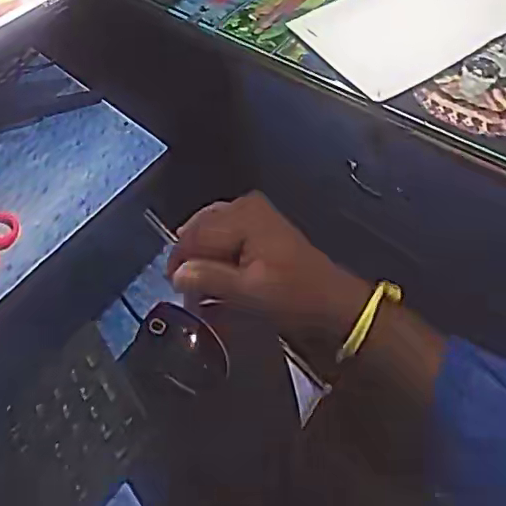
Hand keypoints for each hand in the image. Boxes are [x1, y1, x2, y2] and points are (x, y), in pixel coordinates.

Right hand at [167, 193, 370, 344]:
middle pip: (201, 228)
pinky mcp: (258, 222)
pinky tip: (215, 274)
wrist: (332, 300)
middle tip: (184, 288)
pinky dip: (216, 252)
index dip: (180, 260)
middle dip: (190, 257)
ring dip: (202, 256)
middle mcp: (244, 205)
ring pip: (210, 230)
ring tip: (198, 285)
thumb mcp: (250, 292)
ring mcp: (252, 211)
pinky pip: (224, 232)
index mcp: (242, 216)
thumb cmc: (293, 295)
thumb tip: (177, 274)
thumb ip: (210, 279)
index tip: (172, 285)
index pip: (197, 234)